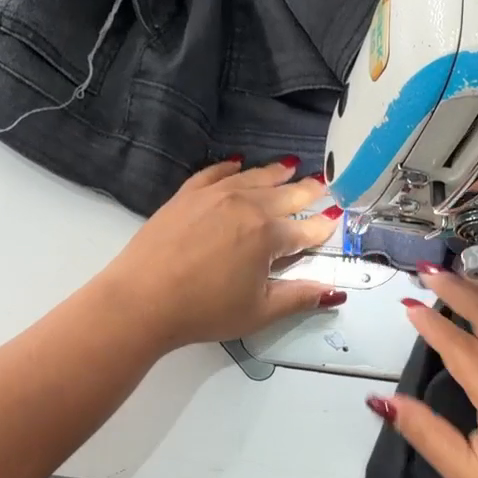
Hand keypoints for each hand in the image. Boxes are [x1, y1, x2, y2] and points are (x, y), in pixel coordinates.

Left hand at [93, 158, 344, 348]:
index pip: (305, 230)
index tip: (335, 219)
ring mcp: (214, 196)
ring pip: (253, 178)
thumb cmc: (203, 311)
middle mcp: (246, 206)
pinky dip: (230, 168)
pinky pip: (215, 173)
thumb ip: (299, 298)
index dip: (322, 227)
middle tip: (322, 184)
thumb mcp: (258, 312)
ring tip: (292, 166)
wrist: (142, 299)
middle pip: (285, 195)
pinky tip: (237, 164)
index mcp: (268, 236)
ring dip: (275, 173)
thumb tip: (334, 293)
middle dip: (307, 191)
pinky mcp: (186, 195)